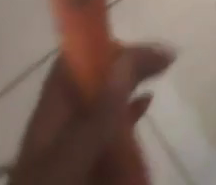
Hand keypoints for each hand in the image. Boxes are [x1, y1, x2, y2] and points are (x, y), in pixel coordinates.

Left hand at [9, 45, 172, 184]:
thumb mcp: (68, 165)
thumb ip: (96, 118)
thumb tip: (124, 61)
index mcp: (49, 123)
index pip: (71, 68)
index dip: (101, 46)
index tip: (139, 43)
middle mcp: (61, 135)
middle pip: (94, 85)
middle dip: (126, 67)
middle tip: (165, 60)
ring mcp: (75, 157)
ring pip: (105, 111)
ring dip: (131, 95)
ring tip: (161, 77)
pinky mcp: (92, 174)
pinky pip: (112, 142)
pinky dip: (130, 124)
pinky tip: (146, 110)